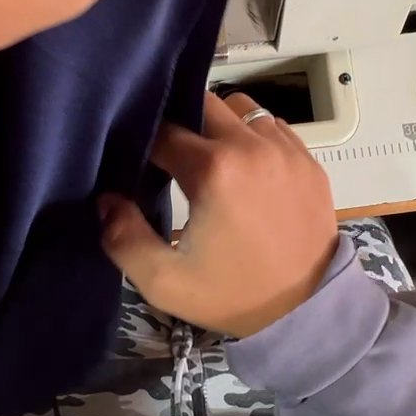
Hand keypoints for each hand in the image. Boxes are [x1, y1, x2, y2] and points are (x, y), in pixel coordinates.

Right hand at [100, 92, 339, 337]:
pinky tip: (246, 167)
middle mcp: (251, 146)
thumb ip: (124, 237)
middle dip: (183, 125)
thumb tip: (107, 200)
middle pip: (204, 104)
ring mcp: (286, 150)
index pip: (164, 133)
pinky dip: (254, 136)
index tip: (140, 165)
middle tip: (173, 158)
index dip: (145, 146)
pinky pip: (273, 127)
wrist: (306, 311)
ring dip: (220, 125)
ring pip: (242, 109)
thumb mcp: (165, 281)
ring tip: (212, 158)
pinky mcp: (309, 161)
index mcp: (213, 169)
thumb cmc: (233, 296)